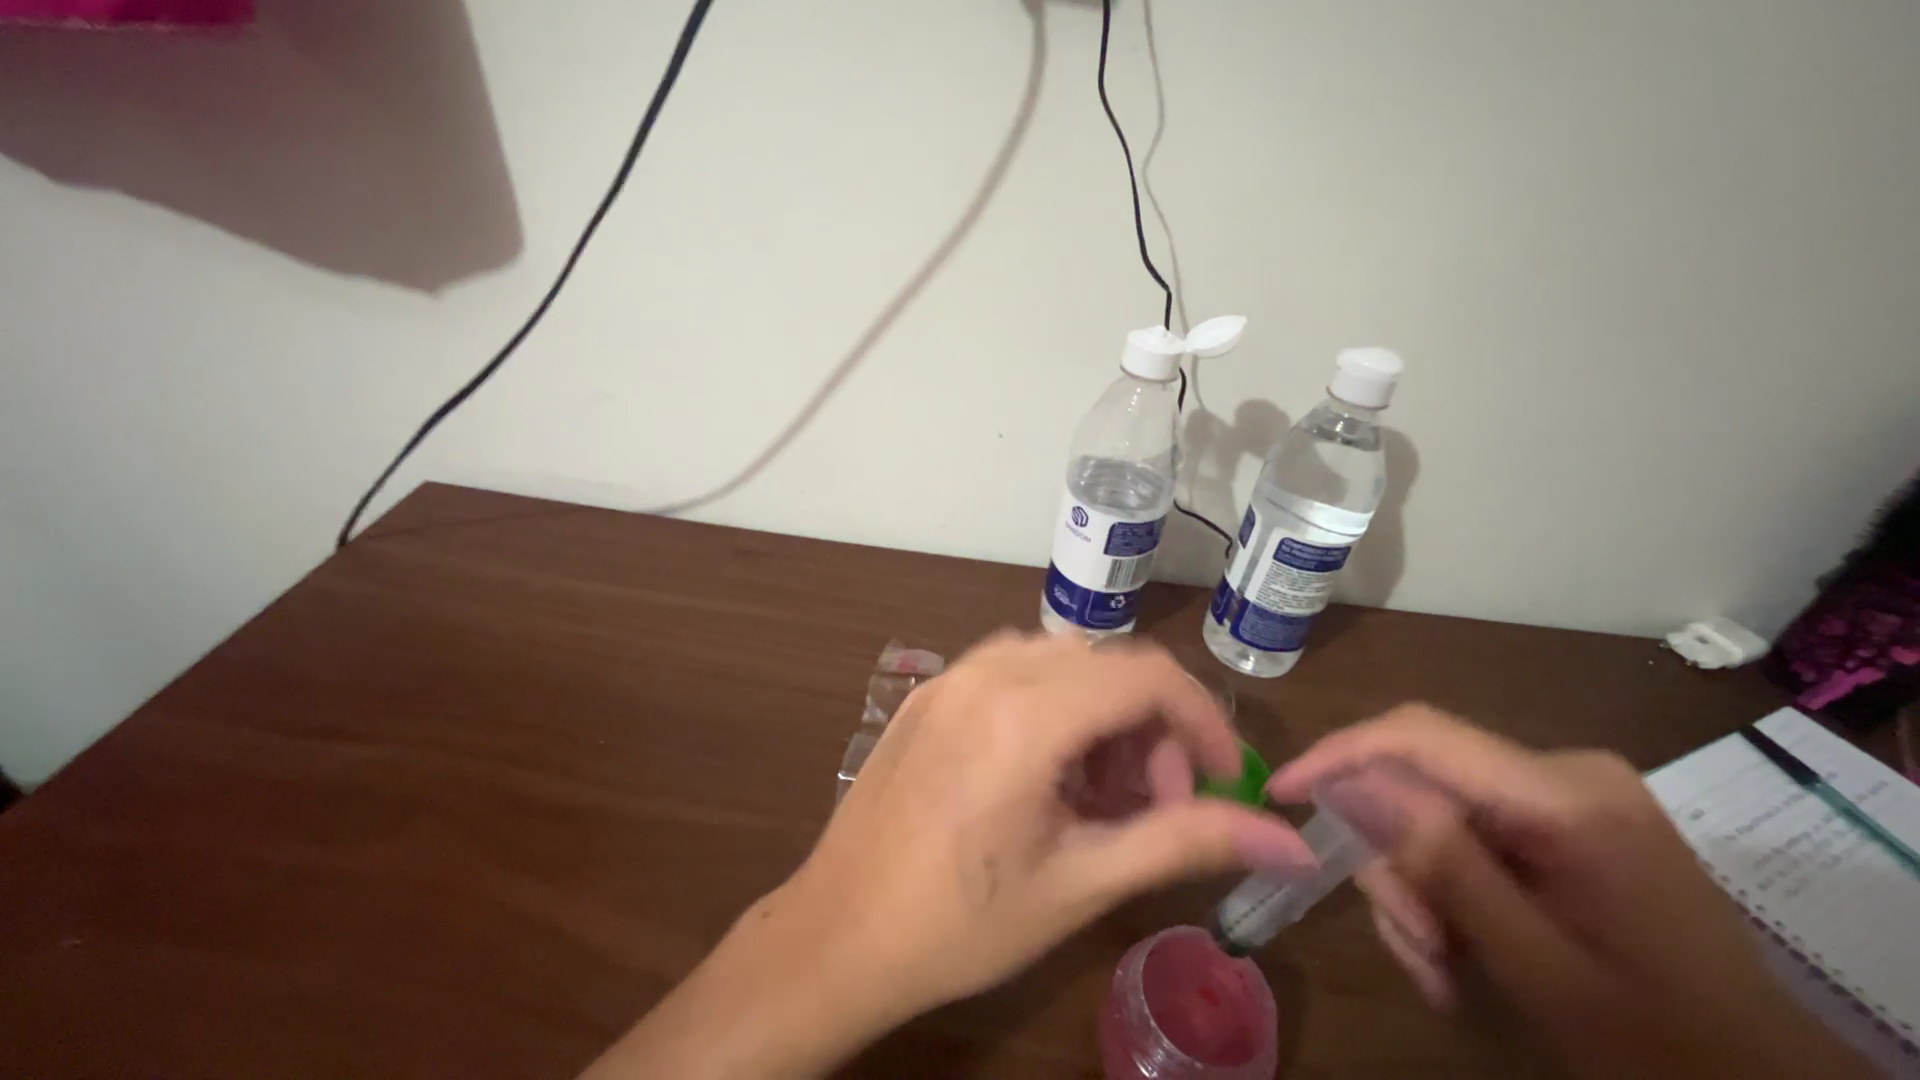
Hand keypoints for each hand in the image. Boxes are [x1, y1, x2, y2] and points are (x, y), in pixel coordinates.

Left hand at [788, 631, 1310, 1023]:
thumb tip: (1289, 842)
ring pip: (1061, 662)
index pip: (1147, 675)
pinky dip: (1054, 706)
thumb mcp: (1081, 884)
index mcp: (1024, 715)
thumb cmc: (959, 925)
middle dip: (1152, 727)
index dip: (1203, 722)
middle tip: (1156, 805)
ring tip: (1100, 795)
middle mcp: (984, 675)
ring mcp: (947, 679)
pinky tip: (1047, 774)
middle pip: (1106, 663)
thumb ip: (1185, 842)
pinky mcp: (926, 696)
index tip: (1224, 781)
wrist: (834, 937)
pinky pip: (1012, 672)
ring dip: (1103, 714)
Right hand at [1268, 705, 1876, 1079]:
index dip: (1338, 754)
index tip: (1276, 792)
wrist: (1756, 1076)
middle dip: (1399, 866)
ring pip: (1433, 815)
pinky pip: (1464, 832)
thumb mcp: (1533, 962)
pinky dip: (1446, 890)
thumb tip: (1348, 782)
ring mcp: (1563, 793)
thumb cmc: (1653, 1033)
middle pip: (1421, 784)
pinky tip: (1460, 951)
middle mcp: (1562, 771)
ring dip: (1419, 892)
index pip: (1420, 735)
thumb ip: (1442, 863)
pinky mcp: (1558, 817)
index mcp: (1567, 795)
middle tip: (1413, 947)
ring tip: (1440, 968)